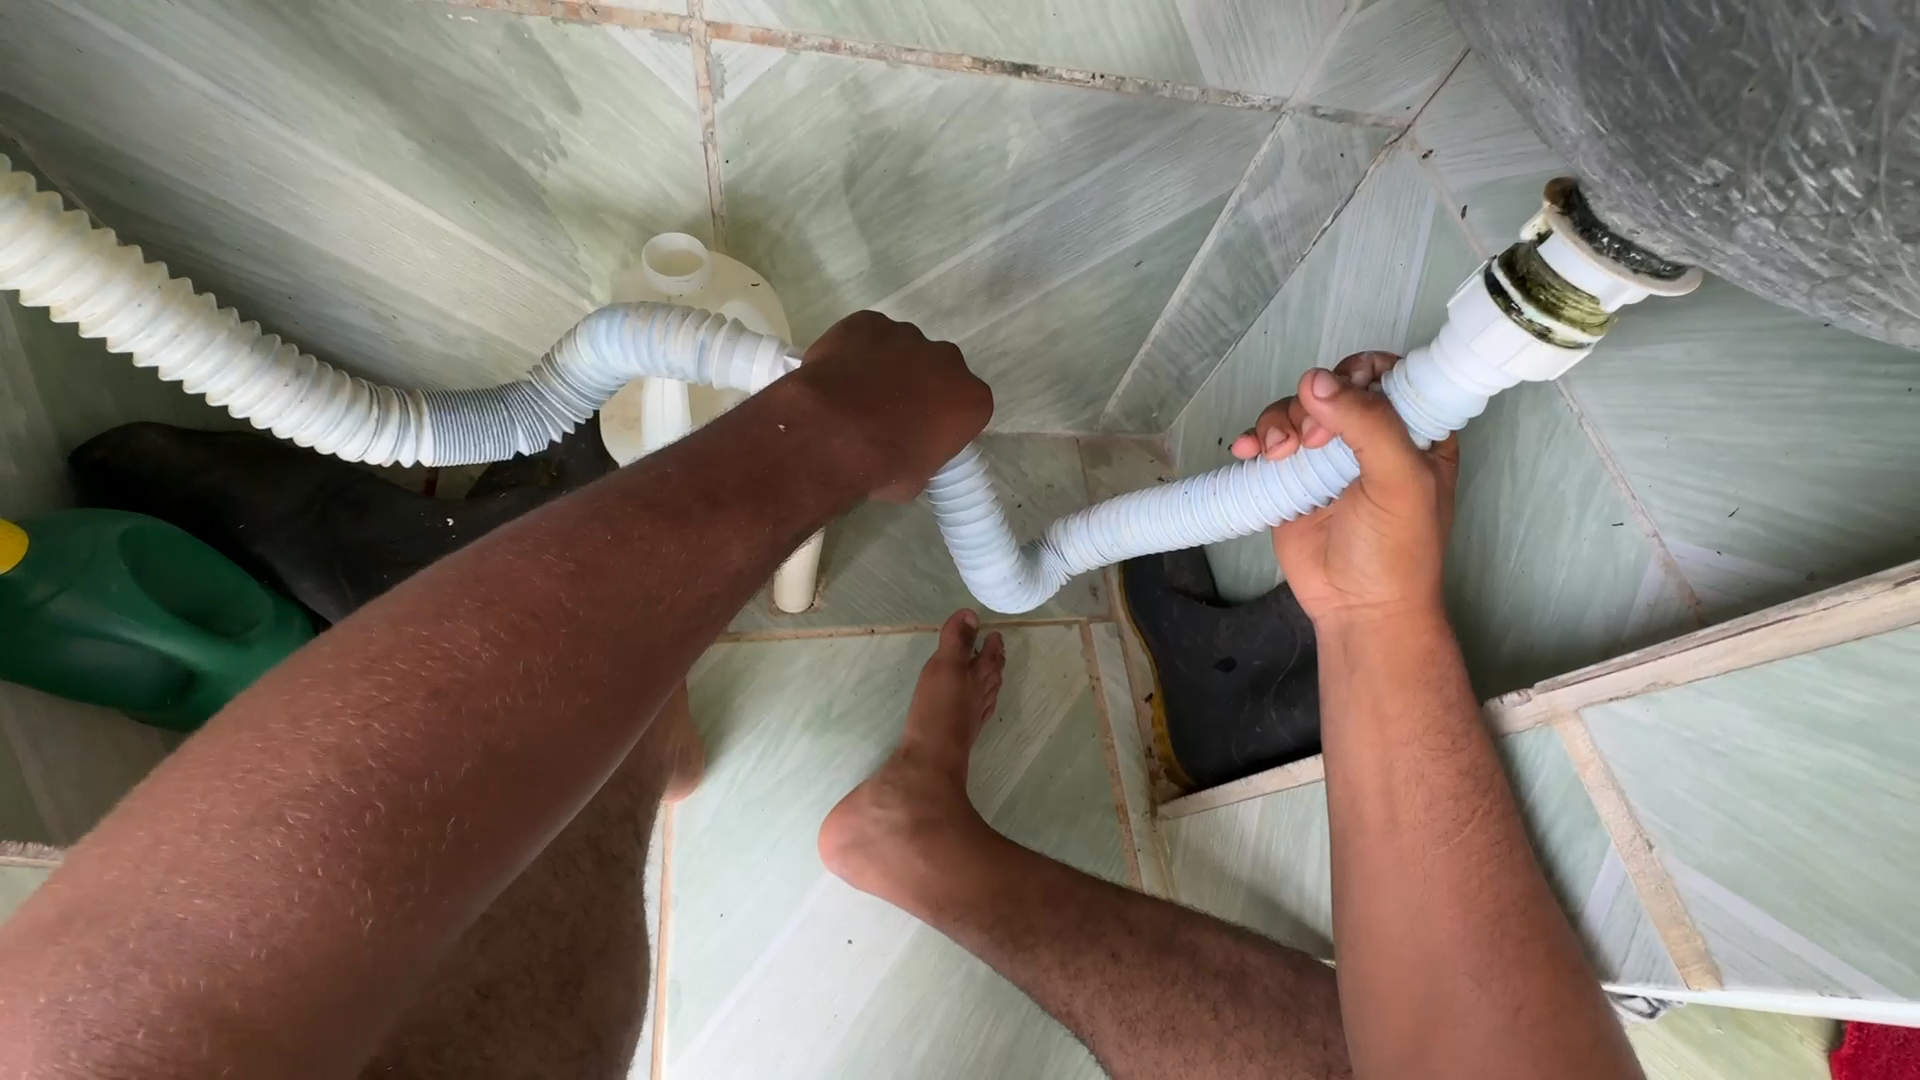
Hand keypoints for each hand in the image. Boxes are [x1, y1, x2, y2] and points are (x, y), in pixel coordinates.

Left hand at [792, 311, 992, 501]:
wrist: (833, 436)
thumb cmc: (885, 466)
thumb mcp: (919, 477)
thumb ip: (925, 451)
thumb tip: (910, 449)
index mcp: (971, 398)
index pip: (966, 407)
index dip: (944, 421)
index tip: (924, 434)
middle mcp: (947, 360)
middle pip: (937, 372)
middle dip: (919, 387)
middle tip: (890, 414)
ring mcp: (907, 335)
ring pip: (901, 350)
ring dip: (887, 367)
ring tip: (857, 395)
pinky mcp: (867, 322)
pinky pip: (866, 336)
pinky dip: (856, 351)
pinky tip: (839, 376)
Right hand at [1229, 352, 1457, 628]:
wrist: (1356, 606)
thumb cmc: (1396, 550)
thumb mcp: (1399, 481)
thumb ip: (1368, 424)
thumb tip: (1316, 382)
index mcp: (1413, 430)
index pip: (1388, 374)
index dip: (1361, 375)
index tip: (1345, 399)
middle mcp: (1368, 437)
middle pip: (1331, 387)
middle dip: (1313, 404)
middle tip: (1313, 443)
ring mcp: (1325, 458)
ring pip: (1294, 411)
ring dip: (1278, 422)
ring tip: (1277, 454)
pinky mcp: (1290, 479)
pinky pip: (1266, 443)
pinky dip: (1253, 440)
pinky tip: (1247, 453)